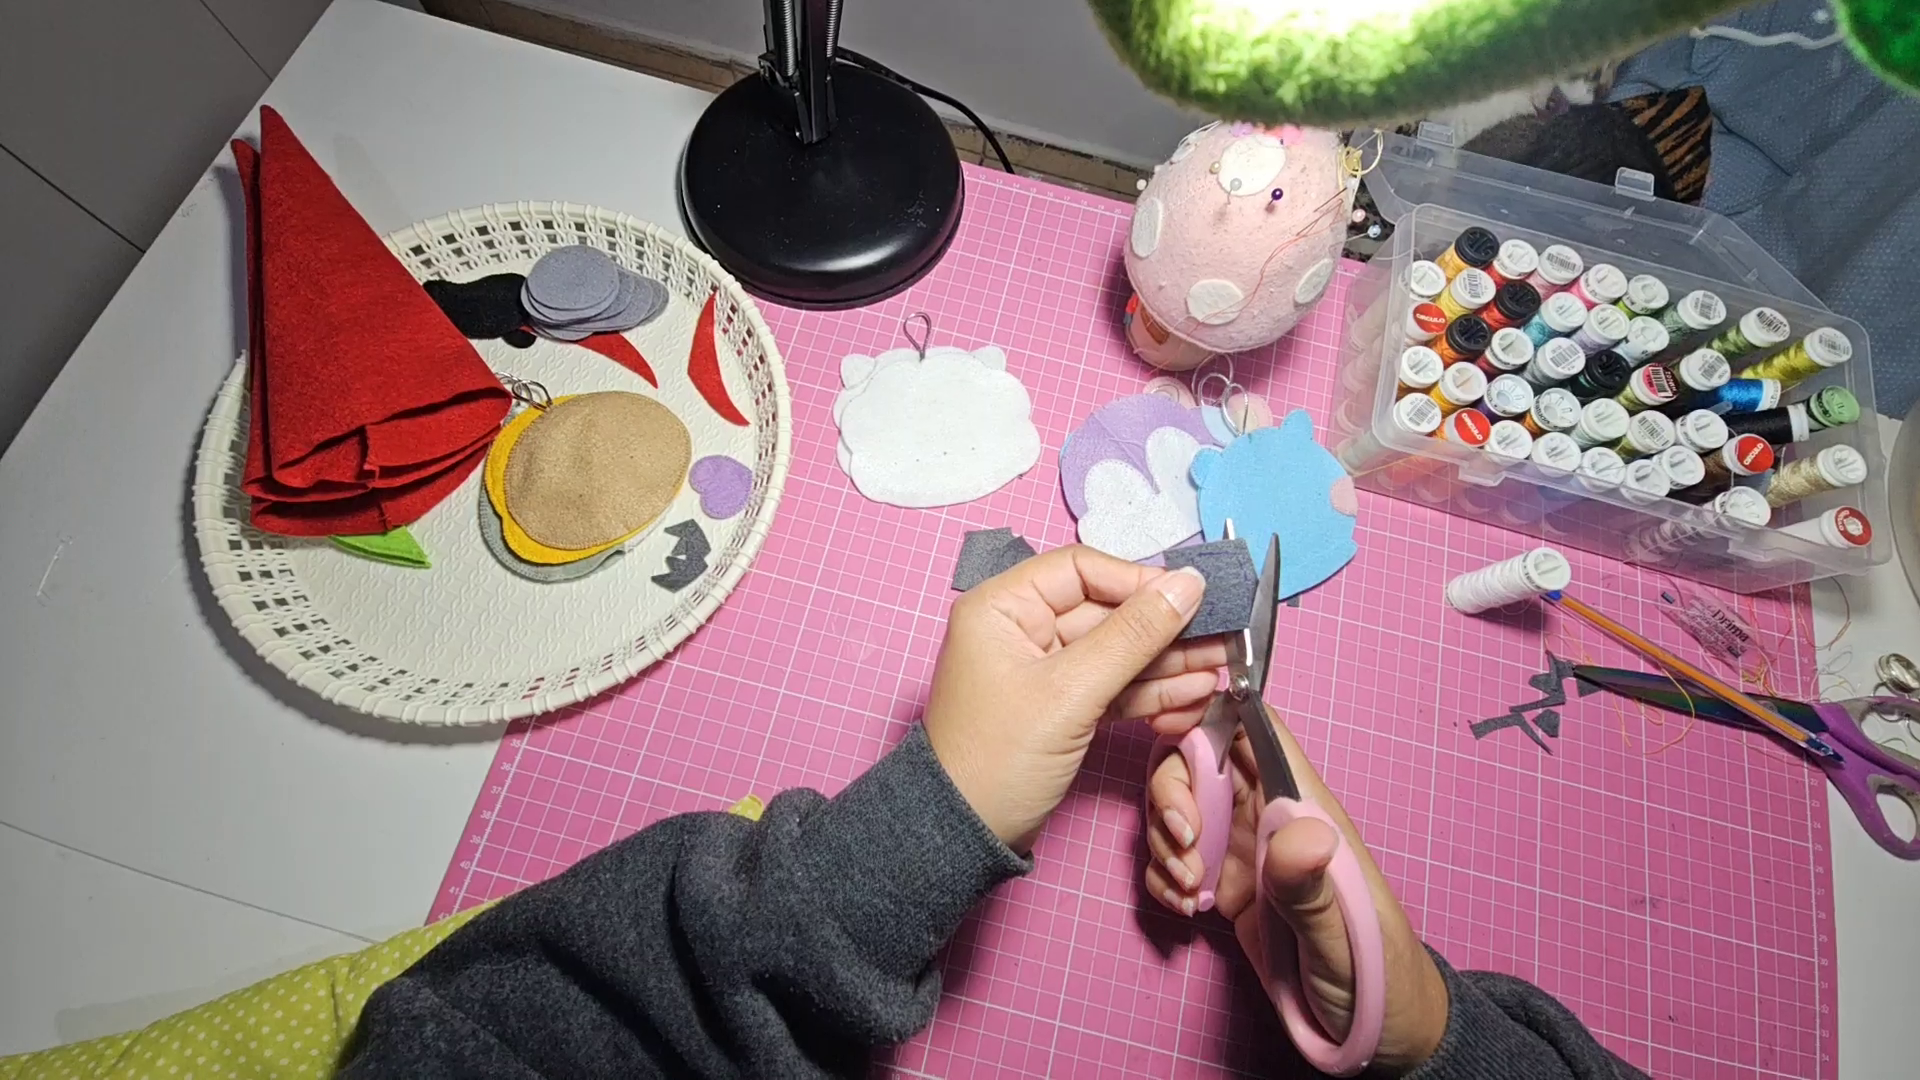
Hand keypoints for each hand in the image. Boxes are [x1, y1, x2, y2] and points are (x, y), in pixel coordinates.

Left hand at [925, 545, 1221, 852]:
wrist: (965, 835)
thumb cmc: (996, 758)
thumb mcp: (1069, 692)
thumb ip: (1132, 636)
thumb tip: (1186, 585)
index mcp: (1003, 607)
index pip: (1081, 570)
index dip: (1138, 581)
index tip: (1191, 595)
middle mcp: (1021, 628)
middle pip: (1106, 612)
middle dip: (1165, 628)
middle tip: (1224, 635)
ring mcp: (1043, 668)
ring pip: (1116, 652)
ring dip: (1168, 662)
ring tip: (1222, 667)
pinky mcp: (1061, 705)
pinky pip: (1113, 686)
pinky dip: (1150, 692)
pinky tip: (1193, 693)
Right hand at [1144, 704, 1449, 1075]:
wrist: (1378, 1029)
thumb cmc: (1377, 979)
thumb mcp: (1342, 938)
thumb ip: (1311, 886)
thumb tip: (1301, 828)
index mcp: (1297, 803)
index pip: (1250, 727)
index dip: (1206, 711)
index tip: (1167, 730)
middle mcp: (1263, 811)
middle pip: (1196, 761)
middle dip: (1171, 795)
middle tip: (1184, 847)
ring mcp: (1238, 843)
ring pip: (1177, 806)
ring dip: (1165, 842)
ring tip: (1190, 892)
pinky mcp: (1220, 877)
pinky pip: (1174, 854)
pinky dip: (1164, 875)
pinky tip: (1185, 907)